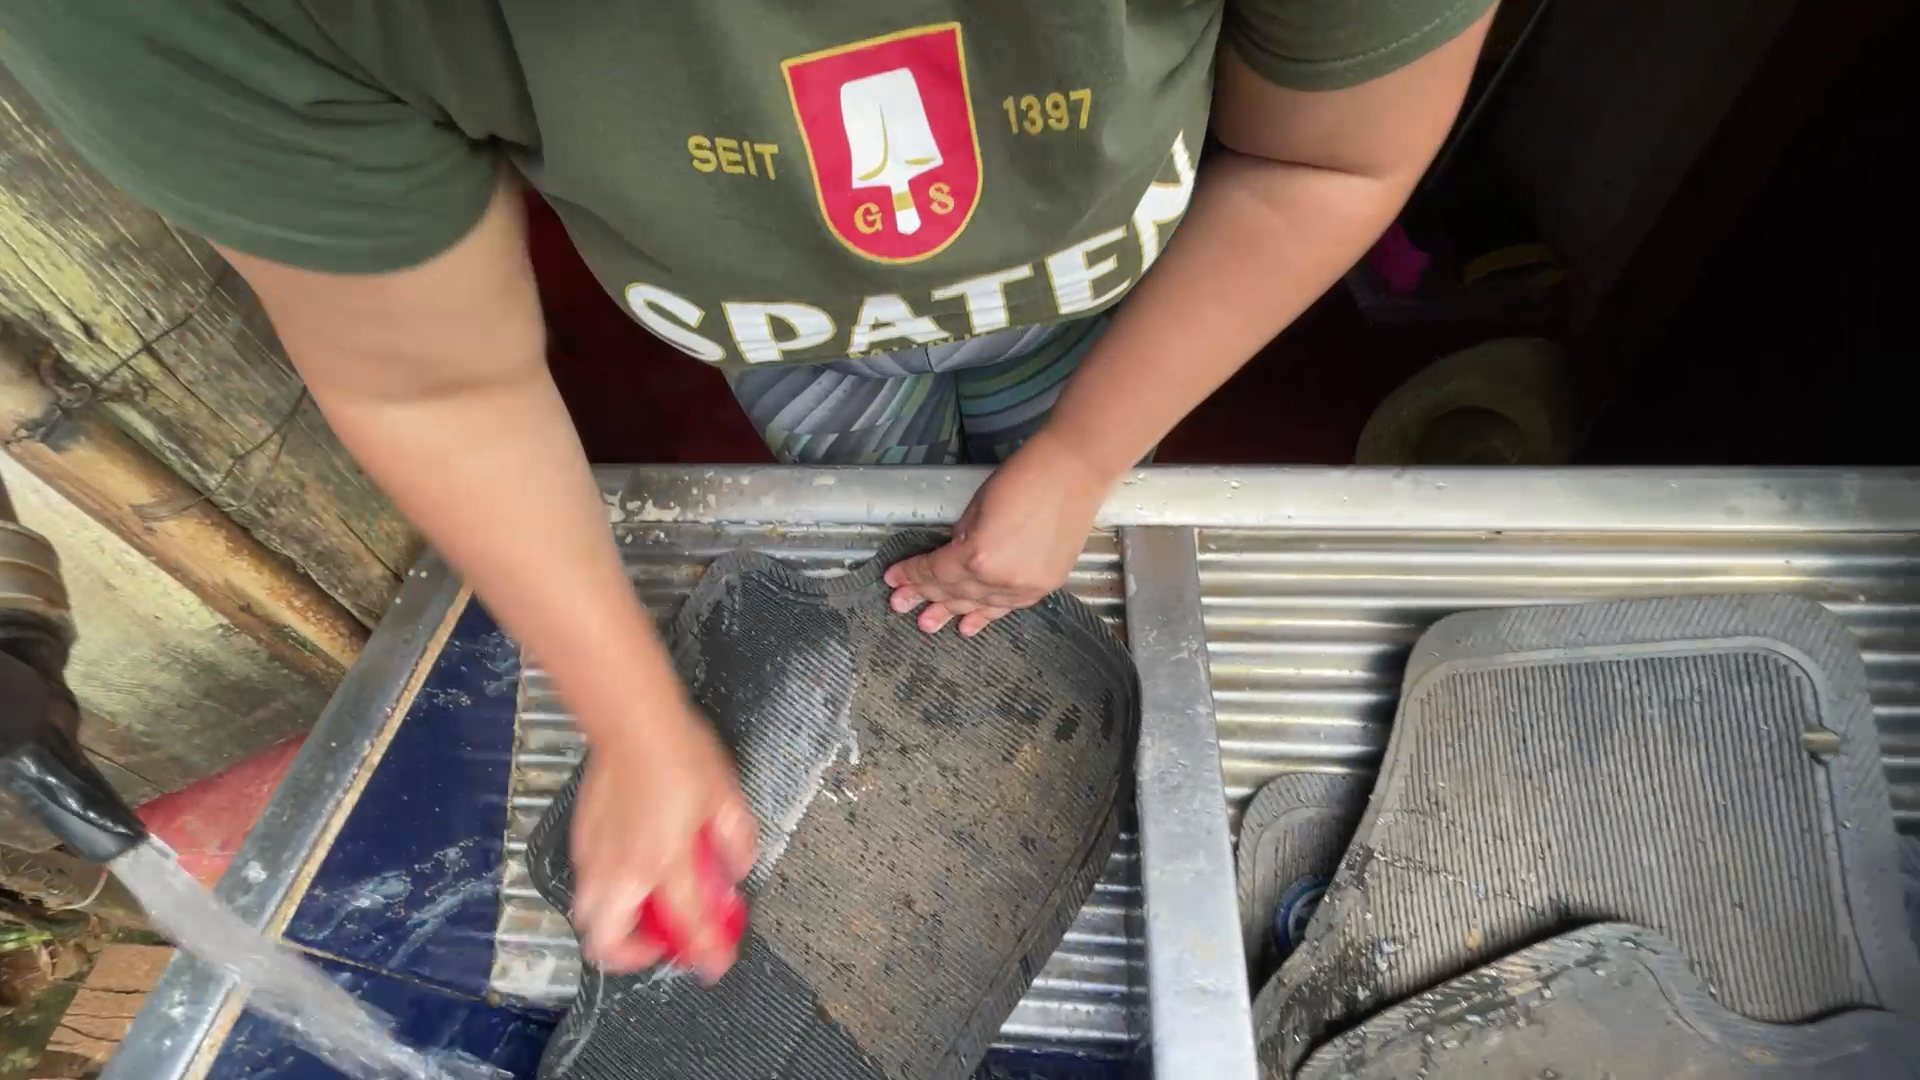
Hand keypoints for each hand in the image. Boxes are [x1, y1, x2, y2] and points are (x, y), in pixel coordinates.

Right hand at [569, 701, 755, 981]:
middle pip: (609, 943)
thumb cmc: (680, 753)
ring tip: (646, 909)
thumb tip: (741, 866)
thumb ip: (736, 838)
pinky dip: (606, 893)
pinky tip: (631, 870)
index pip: (687, 923)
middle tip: (664, 940)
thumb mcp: (726, 795)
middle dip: (635, 956)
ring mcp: (596, 856)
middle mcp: (624, 869)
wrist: (634, 723)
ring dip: (615, 927)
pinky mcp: (582, 838)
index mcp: (665, 861)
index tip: (715, 961)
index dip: (705, 950)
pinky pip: (586, 883)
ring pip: (589, 917)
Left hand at [884, 429, 1112, 635]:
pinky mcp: (1045, 586)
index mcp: (977, 556)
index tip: (894, 579)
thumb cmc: (1023, 478)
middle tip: (900, 605)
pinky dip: (988, 614)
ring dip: (952, 612)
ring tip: (928, 623)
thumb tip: (949, 558)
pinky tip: (970, 624)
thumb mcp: (976, 506)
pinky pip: (1008, 606)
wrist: (1074, 472)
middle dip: (924, 597)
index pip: (936, 573)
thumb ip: (960, 539)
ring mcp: (1026, 587)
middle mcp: (1000, 580)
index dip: (912, 575)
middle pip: (954, 592)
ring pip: (980, 605)